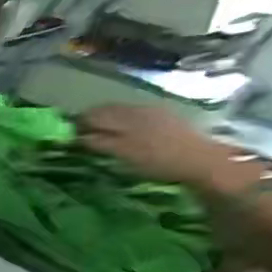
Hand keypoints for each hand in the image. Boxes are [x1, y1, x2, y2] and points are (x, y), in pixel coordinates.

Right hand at [76, 105, 240, 186]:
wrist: (202, 160)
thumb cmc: (158, 161)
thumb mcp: (123, 154)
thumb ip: (100, 143)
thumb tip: (78, 137)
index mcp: (124, 117)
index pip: (93, 114)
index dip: (79, 122)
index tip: (69, 134)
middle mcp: (136, 109)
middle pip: (106, 109)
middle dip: (92, 119)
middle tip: (81, 134)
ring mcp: (152, 112)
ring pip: (121, 110)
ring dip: (107, 119)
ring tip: (100, 133)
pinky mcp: (164, 117)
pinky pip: (135, 113)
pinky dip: (123, 120)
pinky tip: (124, 131)